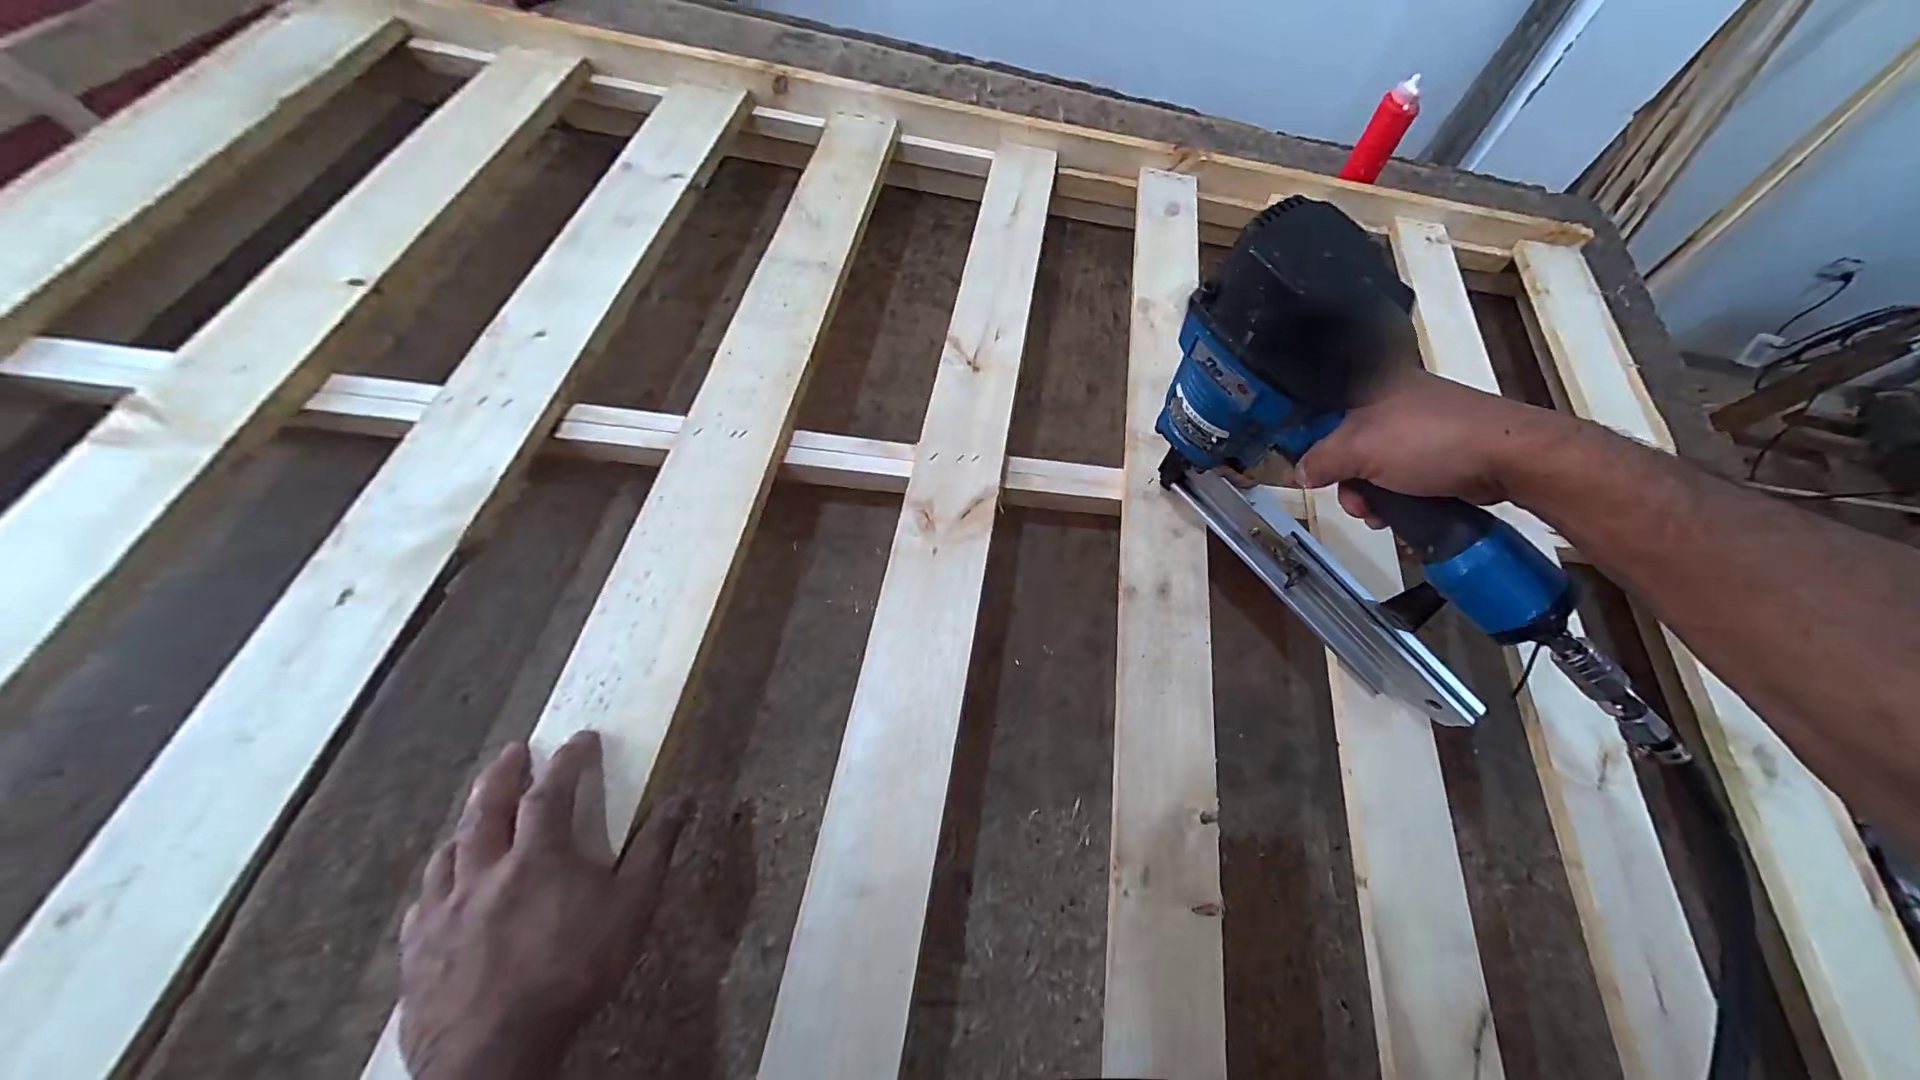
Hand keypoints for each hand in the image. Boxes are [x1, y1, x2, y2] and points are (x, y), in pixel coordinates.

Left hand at [397, 733, 692, 1079]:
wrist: (494, 1054)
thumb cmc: (574, 971)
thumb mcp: (631, 907)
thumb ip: (655, 849)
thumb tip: (683, 799)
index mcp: (537, 857)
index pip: (551, 791)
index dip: (568, 760)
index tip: (581, 738)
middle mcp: (484, 872)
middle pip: (486, 808)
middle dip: (503, 773)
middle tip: (514, 749)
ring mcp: (443, 912)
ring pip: (449, 852)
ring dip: (466, 824)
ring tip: (476, 813)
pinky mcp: (418, 952)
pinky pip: (423, 902)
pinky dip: (437, 880)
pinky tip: (441, 888)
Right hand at [1291, 368, 1578, 526]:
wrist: (1512, 459)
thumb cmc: (1431, 441)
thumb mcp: (1358, 450)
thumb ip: (1319, 461)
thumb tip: (1299, 473)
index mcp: (1373, 384)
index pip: (1322, 404)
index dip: (1305, 433)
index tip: (1299, 460)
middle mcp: (1394, 400)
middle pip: (1343, 441)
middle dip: (1340, 477)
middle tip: (1350, 497)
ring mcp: (1418, 426)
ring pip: (1370, 462)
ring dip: (1365, 493)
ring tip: (1375, 512)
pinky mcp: (1438, 450)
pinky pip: (1397, 474)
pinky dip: (1390, 495)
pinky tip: (1394, 512)